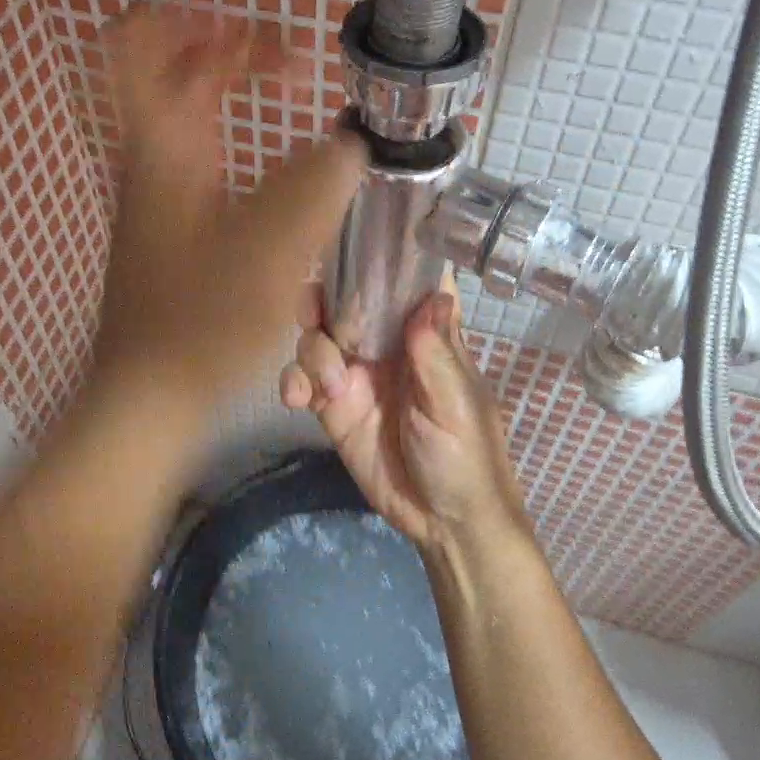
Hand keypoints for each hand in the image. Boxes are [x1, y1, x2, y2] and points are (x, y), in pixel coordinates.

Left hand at [91, 4, 366, 406]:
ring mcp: (152, 186)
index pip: (146, 37)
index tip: (281, 56)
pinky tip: (268, 159)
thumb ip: (320, 183)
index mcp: (160, 142)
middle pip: (166, 62)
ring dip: (226, 84)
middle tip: (284, 63)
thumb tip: (350, 144)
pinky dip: (228, 129)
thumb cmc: (203, 322)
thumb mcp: (274, 249)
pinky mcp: (166, 219)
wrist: (148, 394)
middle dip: (226, 45)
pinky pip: (192, 147)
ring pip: (179, 105)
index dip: (211, 23)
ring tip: (282, 87)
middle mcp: (147, 153)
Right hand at [280, 277, 529, 552]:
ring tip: (330, 384)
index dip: (384, 254)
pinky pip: (301, 380)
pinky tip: (299, 400)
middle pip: (347, 299)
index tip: (356, 237)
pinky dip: (292, 382)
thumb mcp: (456, 405)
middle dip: (324, 295)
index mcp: (426, 334)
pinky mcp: (332, 407)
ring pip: (317, 335)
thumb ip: (436, 353)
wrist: (445, 522)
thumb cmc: (467, 457)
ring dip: (311, 348)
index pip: (406, 280)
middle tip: (316, 311)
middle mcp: (387, 345)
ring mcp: (356, 375)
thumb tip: (433, 293)